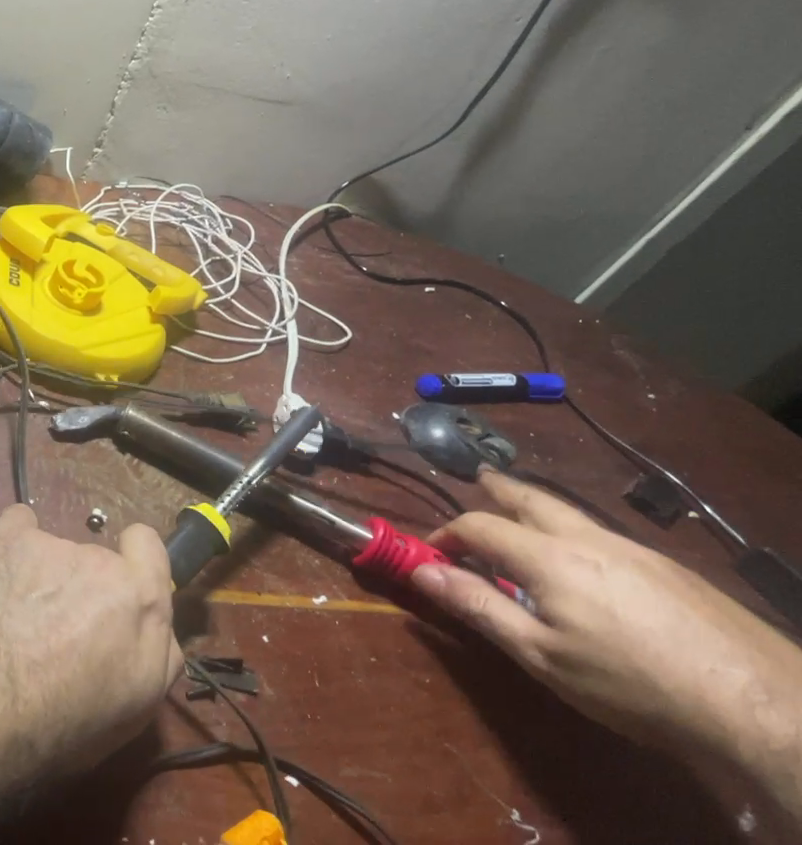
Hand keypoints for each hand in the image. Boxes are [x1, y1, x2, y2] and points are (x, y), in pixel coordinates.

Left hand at [0, 505, 181, 771]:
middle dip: (81, 588)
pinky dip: (12, 544)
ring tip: (14, 618)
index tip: (117, 583)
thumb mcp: (137, 708)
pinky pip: (18, 524)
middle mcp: (101, 564)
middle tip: (55, 628)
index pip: (149, 548)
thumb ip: (156, 653)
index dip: (134, 561)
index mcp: (141, 602)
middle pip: (96, 562)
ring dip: (42, 576)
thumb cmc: (66, 719)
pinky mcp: (10, 539)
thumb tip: (149, 623)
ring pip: (54, 553)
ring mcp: (53, 547)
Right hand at [411, 471, 801, 762]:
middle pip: (534, 500)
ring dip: (538, 510)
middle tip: (478, 477)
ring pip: (575, 516)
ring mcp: (640, 553)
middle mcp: (591, 541)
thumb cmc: (633, 685)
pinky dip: (577, 534)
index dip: (447, 535)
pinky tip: (586, 564)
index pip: (479, 526)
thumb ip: (479, 607)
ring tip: (523, 515)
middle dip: (499, 488)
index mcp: (550, 558)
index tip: (431, 555)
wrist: (764, 708)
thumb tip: (422, 570)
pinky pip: (609, 538)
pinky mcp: (676, 572)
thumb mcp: (542, 655)